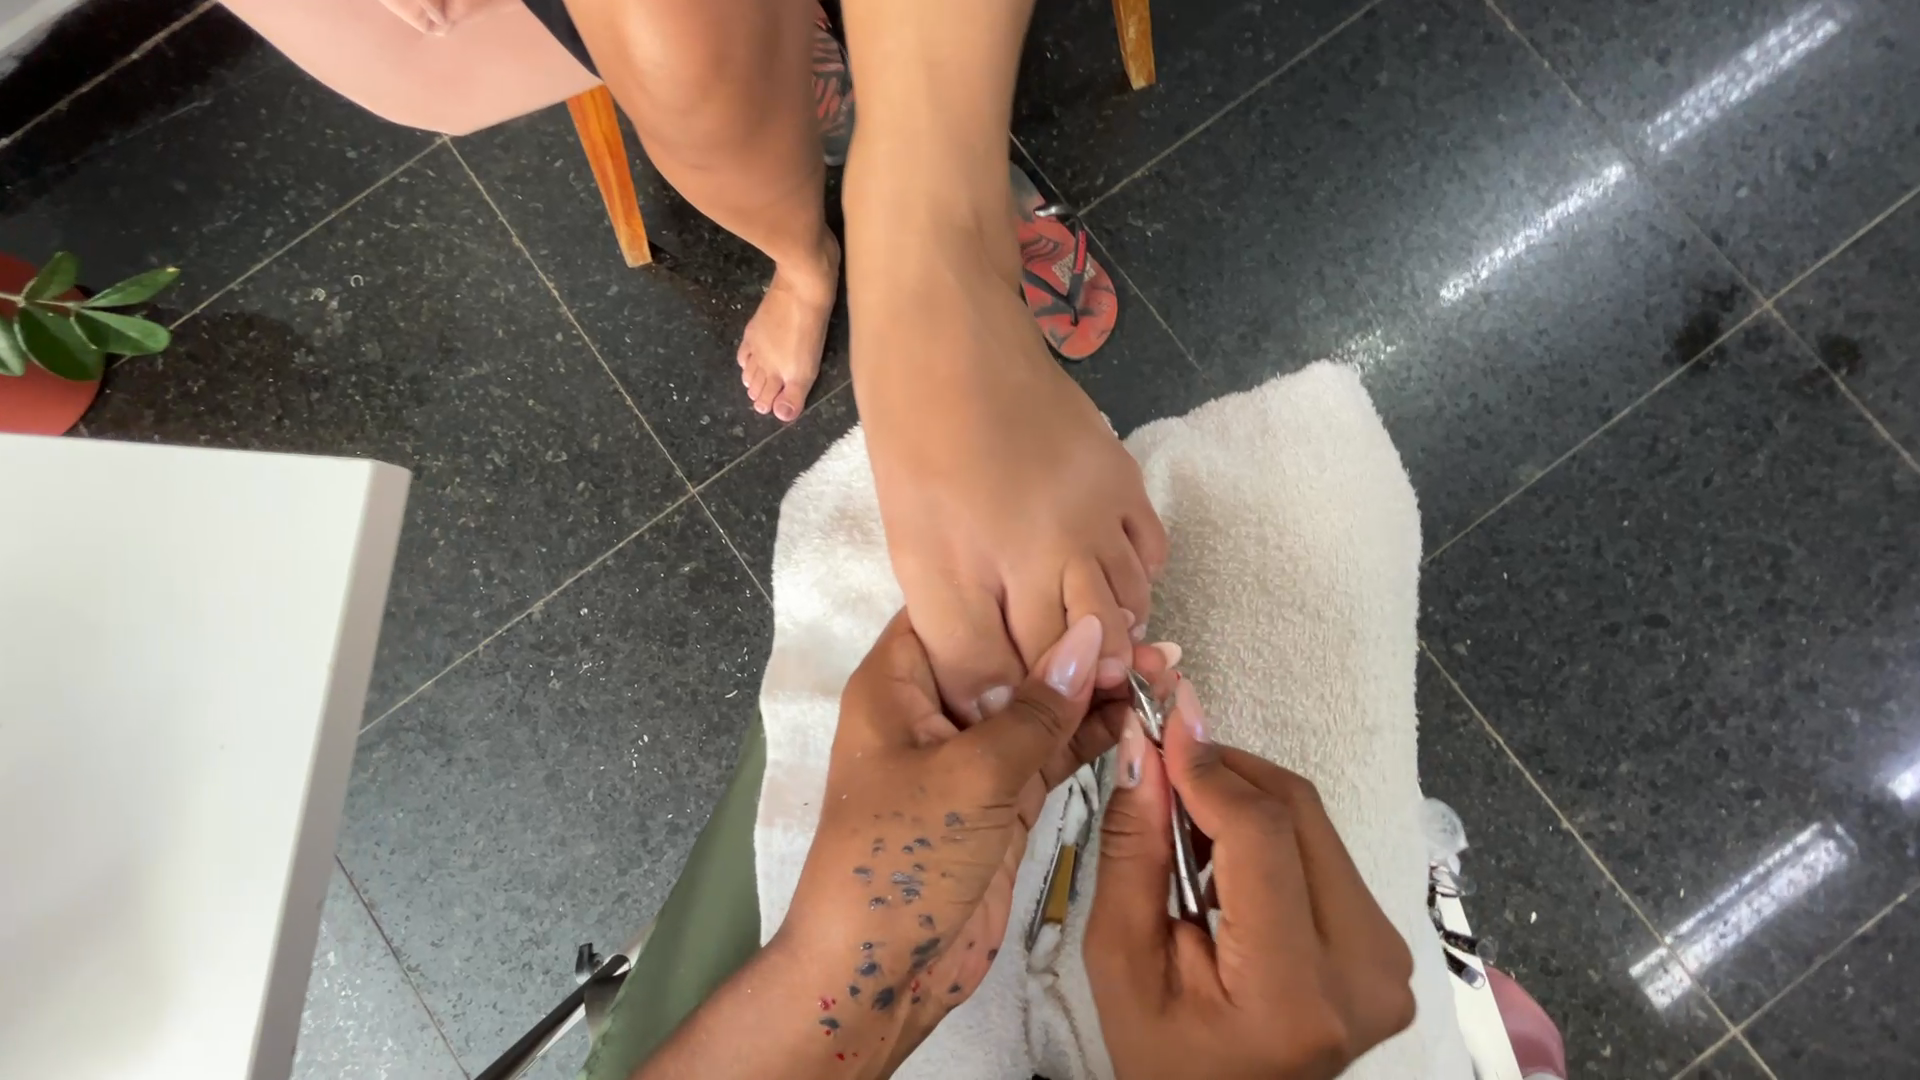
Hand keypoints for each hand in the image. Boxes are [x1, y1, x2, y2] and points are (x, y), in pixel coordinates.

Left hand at [771, 611, 1154, 1074]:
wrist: (883, 973)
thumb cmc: (901, 855)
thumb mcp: (968, 774)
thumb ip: (1034, 709)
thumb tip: (1089, 637)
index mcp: (900, 682)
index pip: (960, 612)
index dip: (1022, 595)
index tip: (1088, 586)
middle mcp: (936, 708)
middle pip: (1010, 661)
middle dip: (1074, 649)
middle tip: (1148, 637)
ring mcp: (972, 754)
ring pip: (1038, 708)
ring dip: (1094, 694)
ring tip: (1161, 671)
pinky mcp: (1003, 795)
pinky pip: (1050, 752)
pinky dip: (1091, 737)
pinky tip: (1139, 717)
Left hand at [853, 244, 1166, 720]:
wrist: (949, 337)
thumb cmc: (917, 451)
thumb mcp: (920, 557)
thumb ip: (963, 640)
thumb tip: (996, 706)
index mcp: (1031, 573)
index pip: (1052, 672)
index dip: (1032, 697)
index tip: (1014, 709)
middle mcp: (1090, 546)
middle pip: (1103, 642)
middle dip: (1072, 673)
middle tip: (1044, 680)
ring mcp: (1115, 506)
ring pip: (1132, 600)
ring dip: (1104, 629)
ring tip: (1066, 632)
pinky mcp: (1125, 473)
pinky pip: (1152, 550)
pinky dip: (1133, 579)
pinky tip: (1101, 578)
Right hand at [1088, 675, 1417, 1079]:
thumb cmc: (1159, 1046)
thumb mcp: (1119, 954)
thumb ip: (1132, 848)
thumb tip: (1145, 745)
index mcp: (1294, 991)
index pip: (1261, 835)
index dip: (1208, 767)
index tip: (1160, 721)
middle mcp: (1368, 970)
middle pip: (1294, 813)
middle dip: (1221, 770)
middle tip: (1162, 762)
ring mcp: (1389, 958)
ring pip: (1309, 819)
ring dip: (1240, 793)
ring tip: (1185, 817)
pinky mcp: (1387, 942)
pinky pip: (1319, 843)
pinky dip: (1263, 822)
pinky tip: (1222, 847)